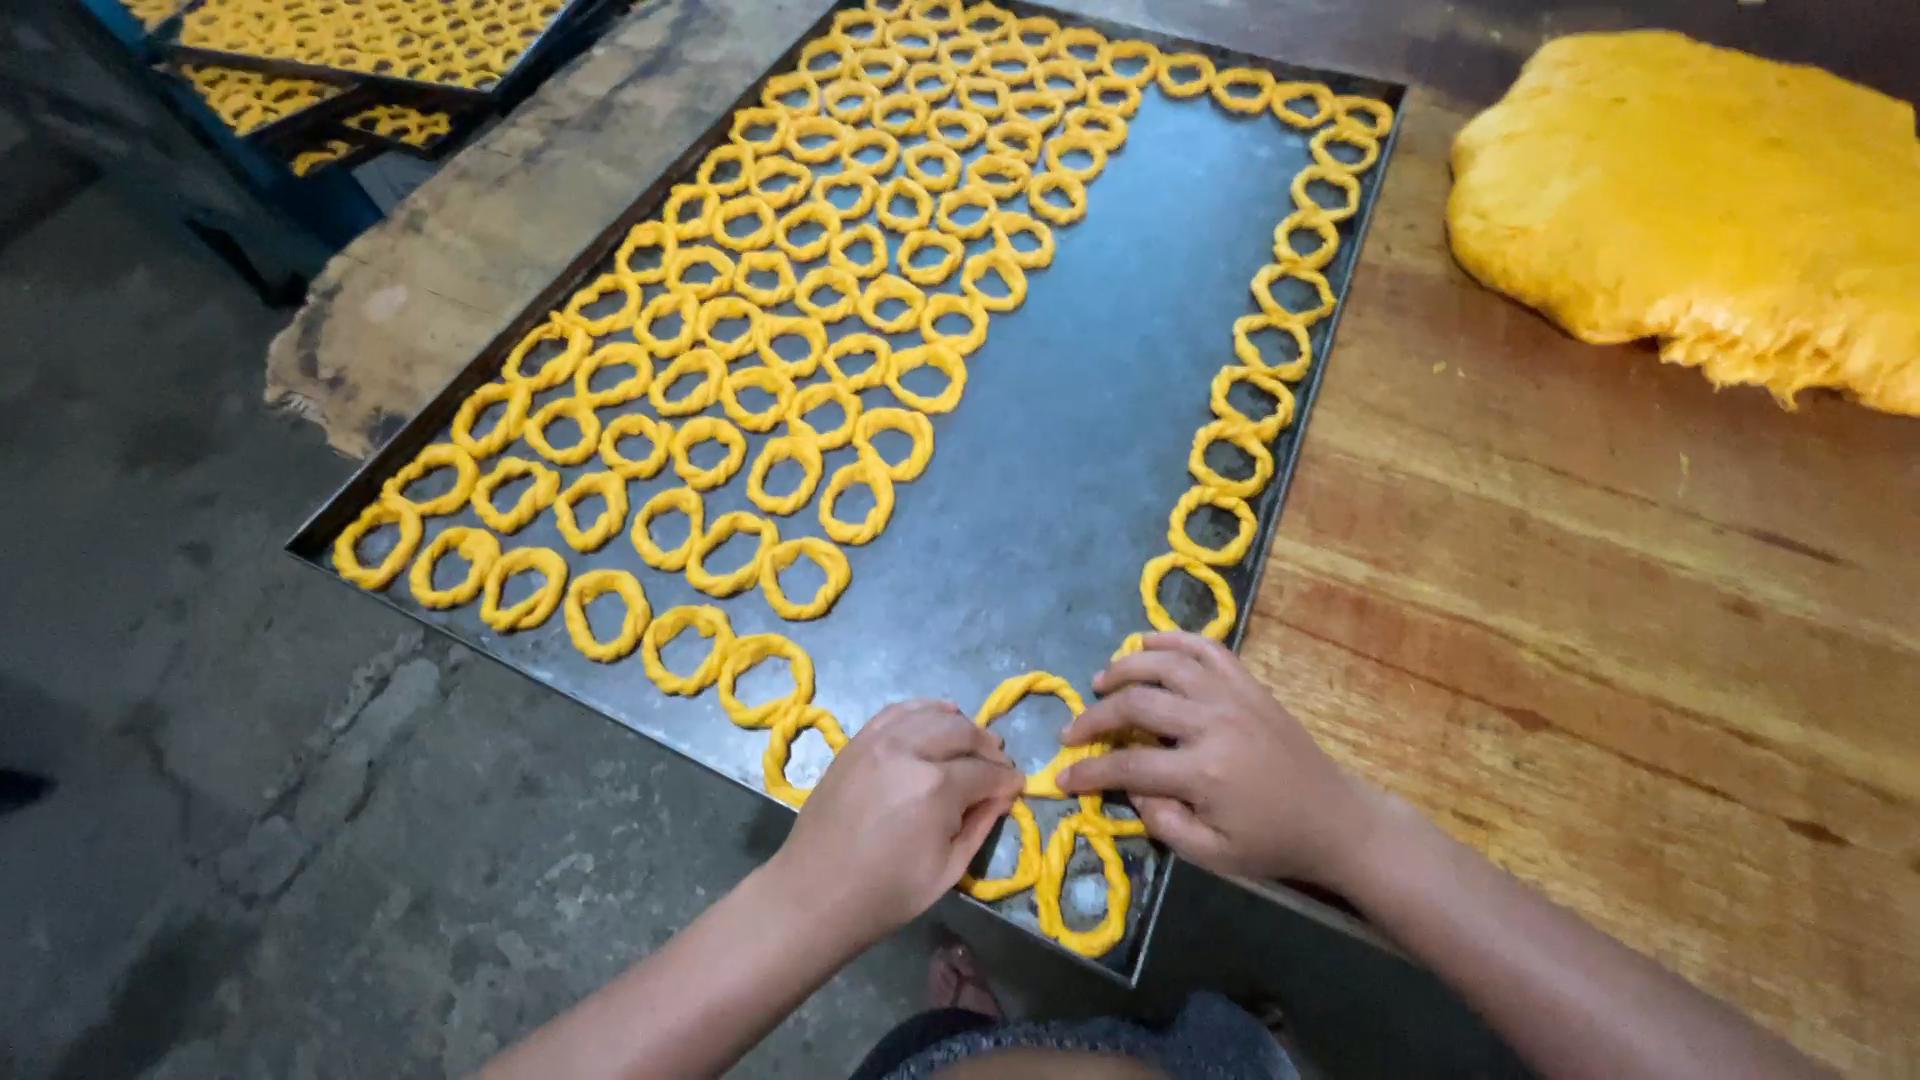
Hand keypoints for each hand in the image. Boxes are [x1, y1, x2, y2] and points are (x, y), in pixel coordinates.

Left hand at [773, 699, 1023, 942]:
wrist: (815, 894)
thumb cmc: (886, 893)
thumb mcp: (948, 869)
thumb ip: (981, 824)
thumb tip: (1003, 794)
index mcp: (936, 788)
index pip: (985, 771)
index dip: (1006, 779)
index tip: (1018, 785)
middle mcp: (909, 751)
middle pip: (962, 732)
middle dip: (988, 747)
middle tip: (999, 764)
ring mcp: (878, 741)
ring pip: (932, 715)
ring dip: (960, 724)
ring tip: (972, 742)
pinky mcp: (857, 741)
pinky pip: (897, 711)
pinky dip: (923, 709)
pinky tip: (938, 716)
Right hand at [1057, 632, 1389, 886]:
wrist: (1337, 820)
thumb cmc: (1272, 843)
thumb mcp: (1213, 853)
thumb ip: (1162, 822)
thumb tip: (1130, 786)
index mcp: (1205, 772)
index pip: (1128, 765)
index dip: (1089, 772)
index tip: (1062, 777)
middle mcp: (1215, 723)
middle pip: (1138, 703)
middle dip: (1095, 716)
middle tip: (1073, 730)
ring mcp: (1233, 697)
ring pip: (1166, 663)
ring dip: (1125, 667)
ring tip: (1101, 681)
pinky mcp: (1249, 685)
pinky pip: (1206, 648)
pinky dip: (1173, 640)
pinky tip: (1147, 643)